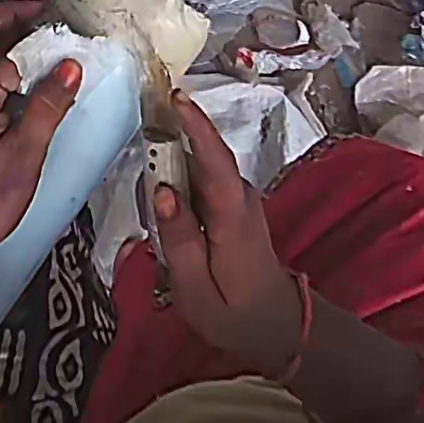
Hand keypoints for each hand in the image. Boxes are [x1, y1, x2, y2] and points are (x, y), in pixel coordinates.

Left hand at [0, 0, 81, 280]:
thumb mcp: (24, 158)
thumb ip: (46, 108)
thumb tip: (70, 67)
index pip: (9, 59)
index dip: (41, 57)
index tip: (70, 58)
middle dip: (11, 14)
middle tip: (46, 11)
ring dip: (2, 28)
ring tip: (39, 27)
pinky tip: (25, 60)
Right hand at [152, 89, 306, 377]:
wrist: (276, 324)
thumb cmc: (234, 314)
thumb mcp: (197, 291)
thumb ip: (178, 241)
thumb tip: (160, 192)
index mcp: (234, 217)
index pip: (216, 161)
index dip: (196, 127)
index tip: (175, 98)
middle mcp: (239, 195)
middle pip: (197, 157)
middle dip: (163, 154)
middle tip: (146, 204)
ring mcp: (235, 194)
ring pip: (191, 166)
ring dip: (164, 177)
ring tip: (159, 231)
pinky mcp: (228, 196)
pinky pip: (194, 177)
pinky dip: (172, 187)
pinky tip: (167, 222)